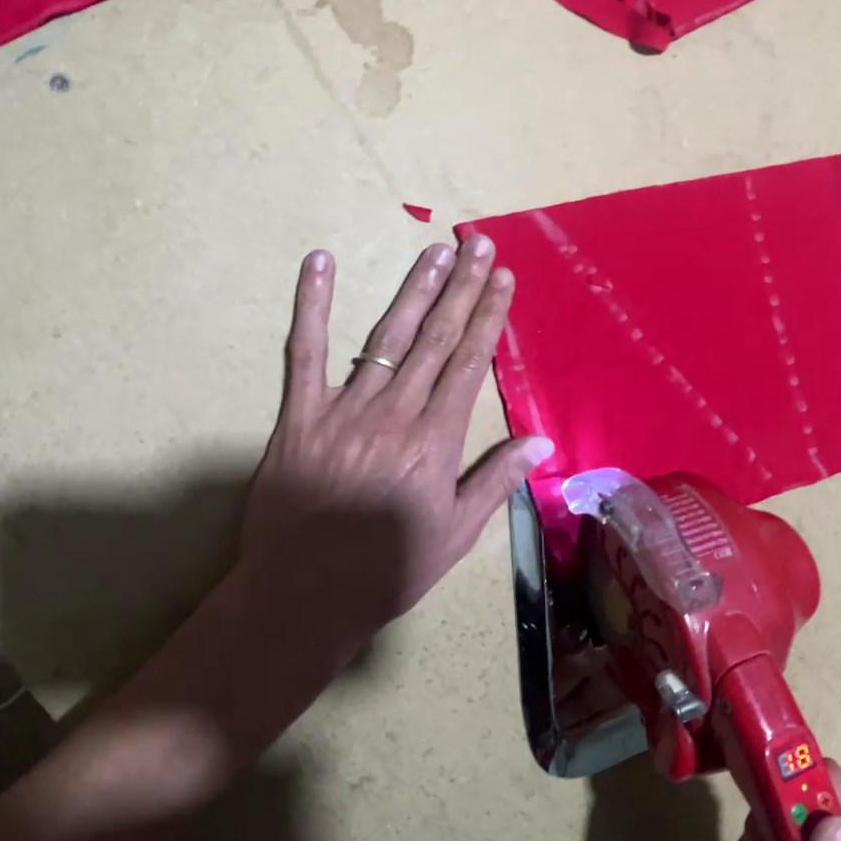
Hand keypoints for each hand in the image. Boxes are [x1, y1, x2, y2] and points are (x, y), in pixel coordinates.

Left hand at [237, 239, 554, 641]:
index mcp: (435, 441)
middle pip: (435, 340)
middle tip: (478, 246)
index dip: (487, 317)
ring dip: (412, 291)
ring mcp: (344, 409)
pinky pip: (304, 352)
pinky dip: (312, 305)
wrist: (305, 593)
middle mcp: (395, 413)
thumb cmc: (387, 569)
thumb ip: (495, 481)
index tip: (501, 280)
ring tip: (434, 253)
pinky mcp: (298, 415)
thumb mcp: (455, 534)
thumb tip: (542, 441)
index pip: (469, 364)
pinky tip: (320, 263)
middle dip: (460, 289)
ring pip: (386, 339)